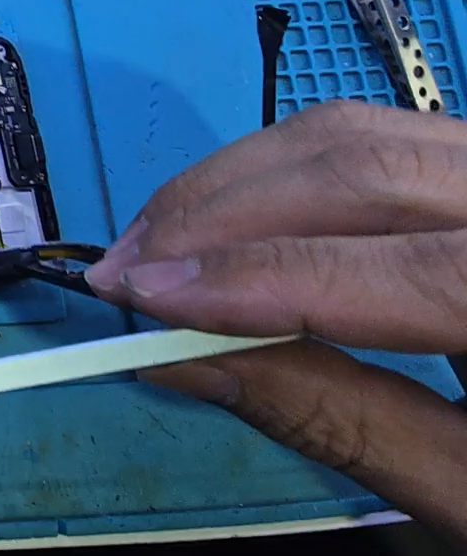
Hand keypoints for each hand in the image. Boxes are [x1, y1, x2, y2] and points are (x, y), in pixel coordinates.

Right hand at [85, 101, 466, 542]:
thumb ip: (339, 419)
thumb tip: (172, 360)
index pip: (419, 271)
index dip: (259, 278)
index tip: (138, 296)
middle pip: (364, 172)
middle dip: (213, 217)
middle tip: (122, 268)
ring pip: (346, 136)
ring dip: (221, 188)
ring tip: (150, 244)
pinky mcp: (464, 162)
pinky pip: (356, 136)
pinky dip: (260, 174)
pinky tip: (211, 222)